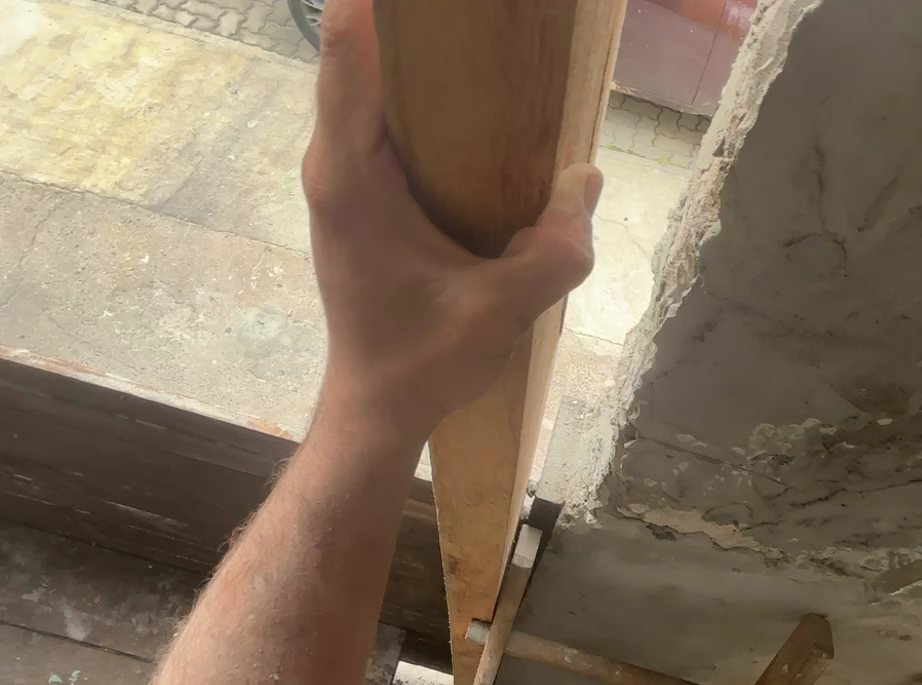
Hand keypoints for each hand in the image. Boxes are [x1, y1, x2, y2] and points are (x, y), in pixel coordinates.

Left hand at [301, 0, 602, 447]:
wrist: (379, 407)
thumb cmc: (423, 364)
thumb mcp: (500, 313)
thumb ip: (554, 253)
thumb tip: (585, 180)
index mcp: (351, 174)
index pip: (348, 39)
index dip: (394, 3)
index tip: (462, 8)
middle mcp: (335, 162)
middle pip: (365, 48)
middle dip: (429, 28)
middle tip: (497, 31)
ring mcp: (344, 179)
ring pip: (376, 86)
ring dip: (430, 68)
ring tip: (496, 65)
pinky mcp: (360, 200)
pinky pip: (387, 127)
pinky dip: (429, 111)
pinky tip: (481, 129)